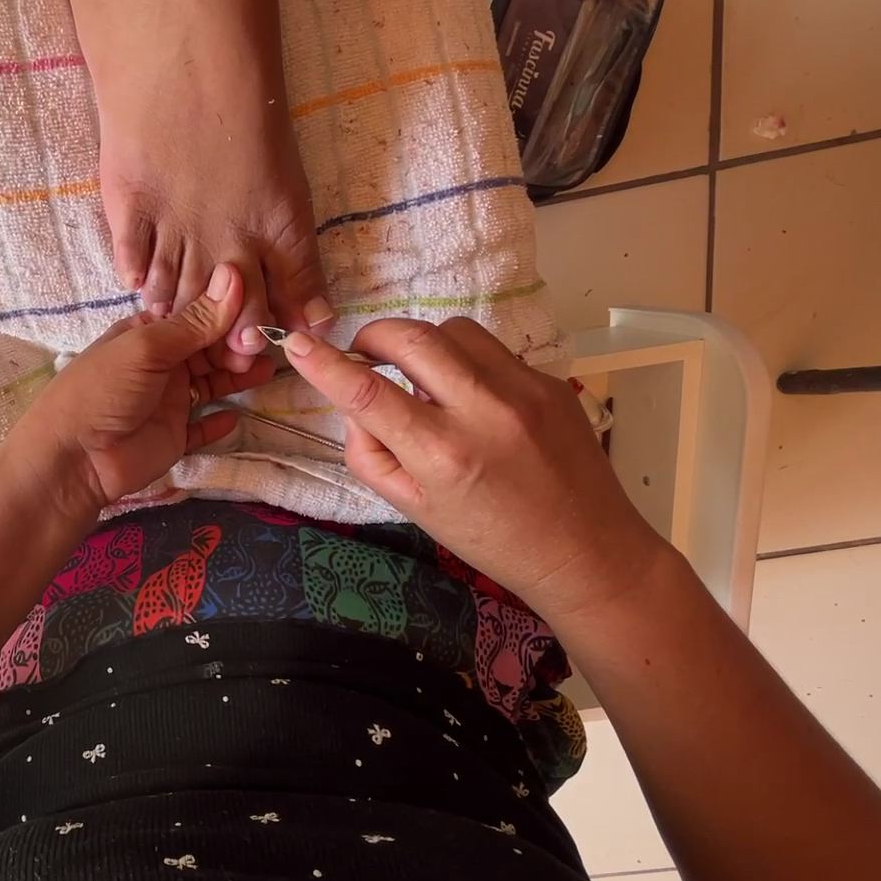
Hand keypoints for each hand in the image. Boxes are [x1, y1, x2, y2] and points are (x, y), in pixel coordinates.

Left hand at [1, 262, 274, 515]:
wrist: (74, 459)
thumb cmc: (102, 391)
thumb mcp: (147, 348)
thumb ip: (195, 320)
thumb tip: (235, 274)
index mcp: (147, 334)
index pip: (195, 315)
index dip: (227, 312)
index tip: (259, 309)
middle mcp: (160, 365)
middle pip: (207, 349)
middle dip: (236, 345)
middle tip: (264, 346)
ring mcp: (167, 402)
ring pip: (211, 385)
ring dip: (236, 378)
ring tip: (267, 372)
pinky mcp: (172, 438)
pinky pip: (202, 428)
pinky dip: (218, 422)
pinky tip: (238, 415)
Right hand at [281, 317, 673, 621]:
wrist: (585, 549)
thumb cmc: (487, 538)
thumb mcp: (411, 507)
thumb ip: (369, 453)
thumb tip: (355, 406)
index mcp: (441, 454)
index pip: (366, 393)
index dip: (323, 364)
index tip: (296, 345)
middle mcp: (483, 411)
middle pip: (410, 338)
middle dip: (373, 336)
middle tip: (362, 355)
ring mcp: (524, 389)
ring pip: (452, 330)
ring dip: (419, 343)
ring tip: (416, 375)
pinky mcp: (551, 381)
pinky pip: (490, 350)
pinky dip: (460, 361)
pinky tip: (465, 395)